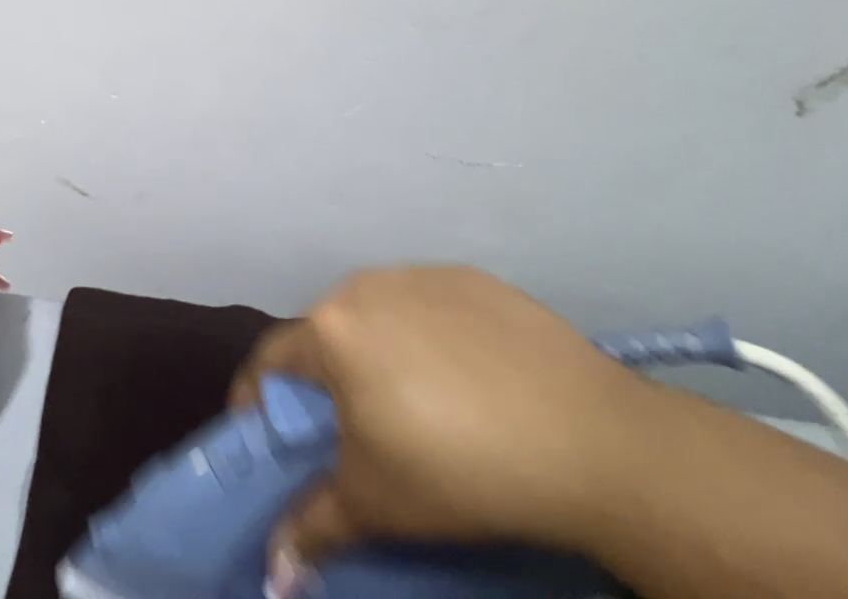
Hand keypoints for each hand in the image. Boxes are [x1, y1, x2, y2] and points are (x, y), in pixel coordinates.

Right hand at [231, 267, 662, 568]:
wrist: (590, 440)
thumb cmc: (459, 470)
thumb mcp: (375, 505)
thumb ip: (312, 527)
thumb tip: (275, 573)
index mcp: (332, 330)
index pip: (270, 360)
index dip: (257, 401)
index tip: (266, 436)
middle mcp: (368, 287)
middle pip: (324, 334)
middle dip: (323, 379)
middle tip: (347, 429)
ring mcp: (425, 277)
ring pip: (378, 315)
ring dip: (375, 352)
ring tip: (411, 403)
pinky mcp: (475, 279)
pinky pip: (429, 306)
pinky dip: (427, 336)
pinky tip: (464, 378)